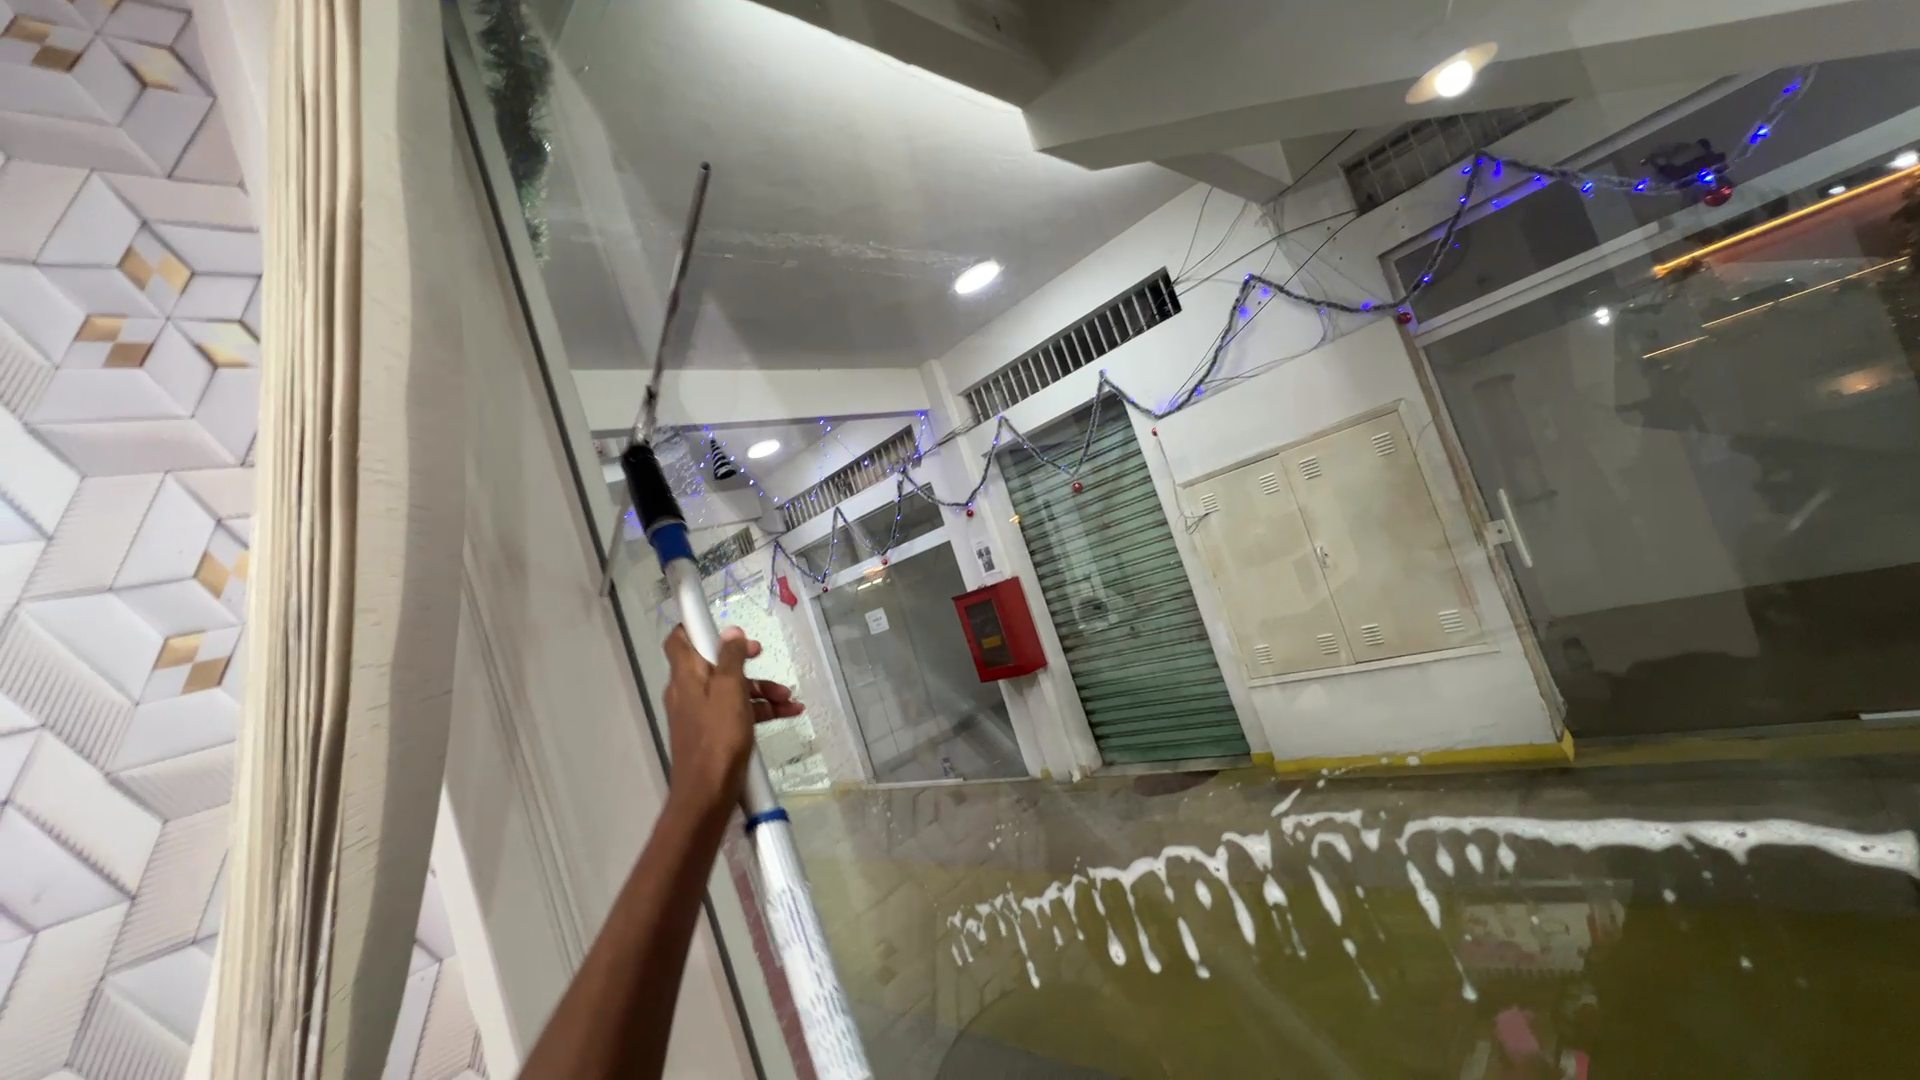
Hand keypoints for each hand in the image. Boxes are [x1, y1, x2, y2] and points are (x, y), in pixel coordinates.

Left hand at [660, 625, 803, 811]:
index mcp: (686, 675)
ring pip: (731, 689)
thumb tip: (730, 632)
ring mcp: (701, 713)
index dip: (696, 627)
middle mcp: (689, 691)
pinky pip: (737, 711)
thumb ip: (730, 658)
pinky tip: (788, 714)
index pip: (679, 639)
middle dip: (744, 660)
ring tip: (789, 699)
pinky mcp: (714, 733)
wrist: (708, 793)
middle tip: (762, 655)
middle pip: (714, 663)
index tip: (722, 625)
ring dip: (761, 688)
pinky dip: (759, 710)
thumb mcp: (730, 689)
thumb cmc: (719, 736)